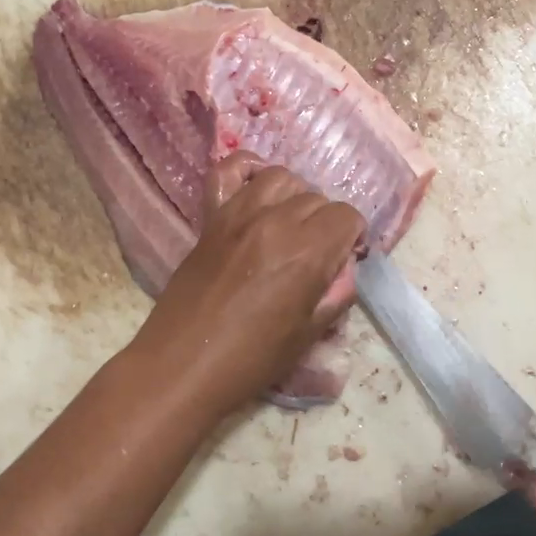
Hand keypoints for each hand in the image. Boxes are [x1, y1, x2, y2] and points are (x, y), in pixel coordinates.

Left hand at [132, 153, 364, 414]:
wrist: (182, 366)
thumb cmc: (251, 359)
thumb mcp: (309, 333)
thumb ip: (337, 291)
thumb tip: (346, 265)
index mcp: (305, 252)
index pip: (347, 216)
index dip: (353, 236)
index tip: (345, 258)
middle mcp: (275, 221)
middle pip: (317, 198)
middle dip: (326, 222)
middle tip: (317, 253)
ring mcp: (238, 213)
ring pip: (281, 177)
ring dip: (295, 196)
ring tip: (291, 224)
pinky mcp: (210, 217)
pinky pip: (229, 171)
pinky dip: (247, 169)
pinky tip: (258, 186)